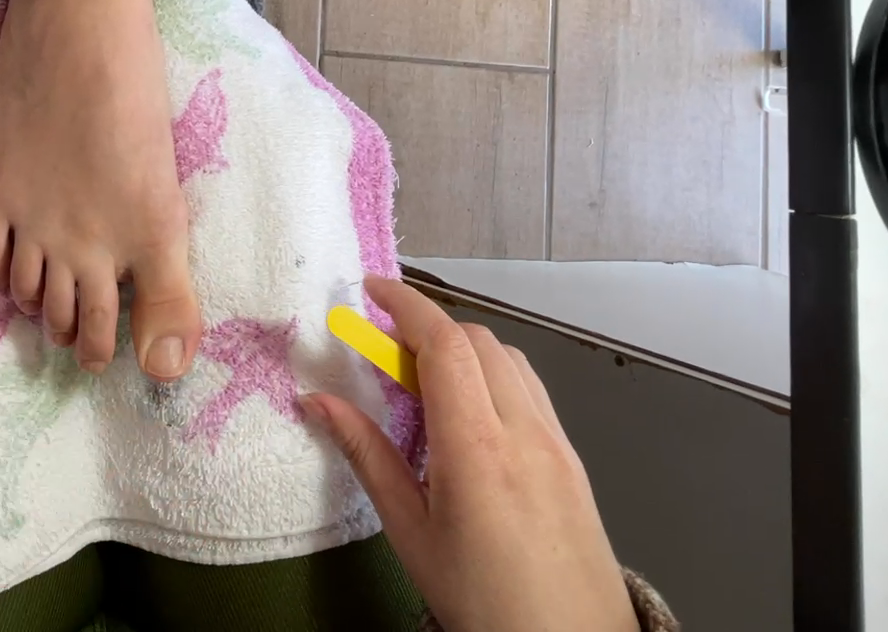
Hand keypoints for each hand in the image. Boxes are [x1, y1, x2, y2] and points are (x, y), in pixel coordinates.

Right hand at [0, 0, 200, 379]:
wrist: (80, 24)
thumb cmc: (137, 85)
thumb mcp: (170, 179)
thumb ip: (168, 274)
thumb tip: (169, 364)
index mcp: (142, 237)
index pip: (124, 324)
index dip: (114, 349)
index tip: (111, 357)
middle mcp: (84, 243)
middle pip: (72, 317)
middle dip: (79, 340)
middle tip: (80, 348)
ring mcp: (35, 218)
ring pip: (32, 294)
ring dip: (42, 313)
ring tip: (48, 318)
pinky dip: (3, 278)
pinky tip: (10, 276)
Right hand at [304, 278, 636, 631]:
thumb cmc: (480, 598)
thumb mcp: (409, 530)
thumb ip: (365, 454)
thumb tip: (313, 401)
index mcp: (476, 447)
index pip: (445, 344)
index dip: (406, 305)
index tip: (371, 290)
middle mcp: (524, 431)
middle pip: (477, 340)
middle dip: (427, 326)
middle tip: (386, 350)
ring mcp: (558, 442)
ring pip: (508, 357)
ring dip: (461, 347)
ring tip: (425, 379)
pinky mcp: (574, 459)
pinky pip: (530, 388)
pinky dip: (491, 372)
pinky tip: (469, 411)